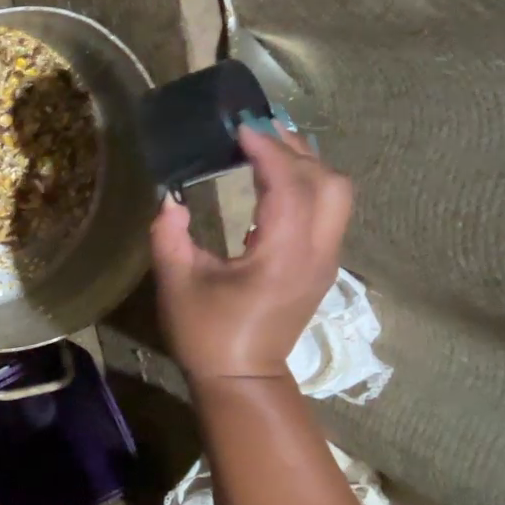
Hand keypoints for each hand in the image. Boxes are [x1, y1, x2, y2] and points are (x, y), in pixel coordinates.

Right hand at [149, 122, 352, 383]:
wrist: (241, 375)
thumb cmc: (205, 332)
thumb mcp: (176, 282)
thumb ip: (169, 235)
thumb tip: (170, 199)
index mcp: (281, 254)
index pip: (288, 185)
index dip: (267, 151)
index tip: (240, 129)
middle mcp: (315, 251)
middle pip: (328, 182)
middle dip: (295, 149)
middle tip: (257, 130)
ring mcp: (325, 258)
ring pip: (336, 194)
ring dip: (306, 164)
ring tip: (269, 146)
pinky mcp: (320, 264)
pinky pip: (327, 210)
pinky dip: (307, 184)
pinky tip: (276, 179)